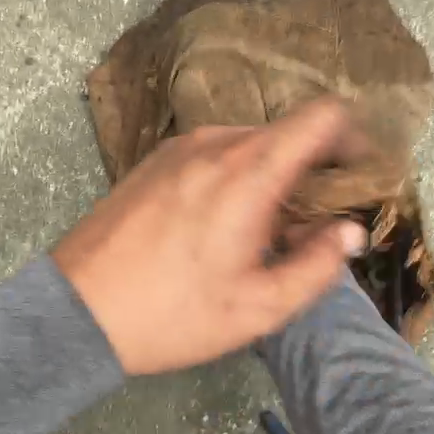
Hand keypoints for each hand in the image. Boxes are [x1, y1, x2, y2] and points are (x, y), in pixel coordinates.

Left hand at [53, 98, 368, 374]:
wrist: (76, 313)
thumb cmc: (172, 316)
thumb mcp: (257, 309)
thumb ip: (316, 266)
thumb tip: (348, 233)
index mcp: (248, 173)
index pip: (322, 117)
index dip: (353, 140)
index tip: (357, 178)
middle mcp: (214, 145)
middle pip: (286, 135)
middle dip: (310, 174)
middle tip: (307, 229)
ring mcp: (178, 149)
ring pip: (249, 147)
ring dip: (269, 180)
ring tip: (259, 238)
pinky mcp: (153, 163)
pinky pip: (213, 156)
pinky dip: (233, 180)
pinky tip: (218, 230)